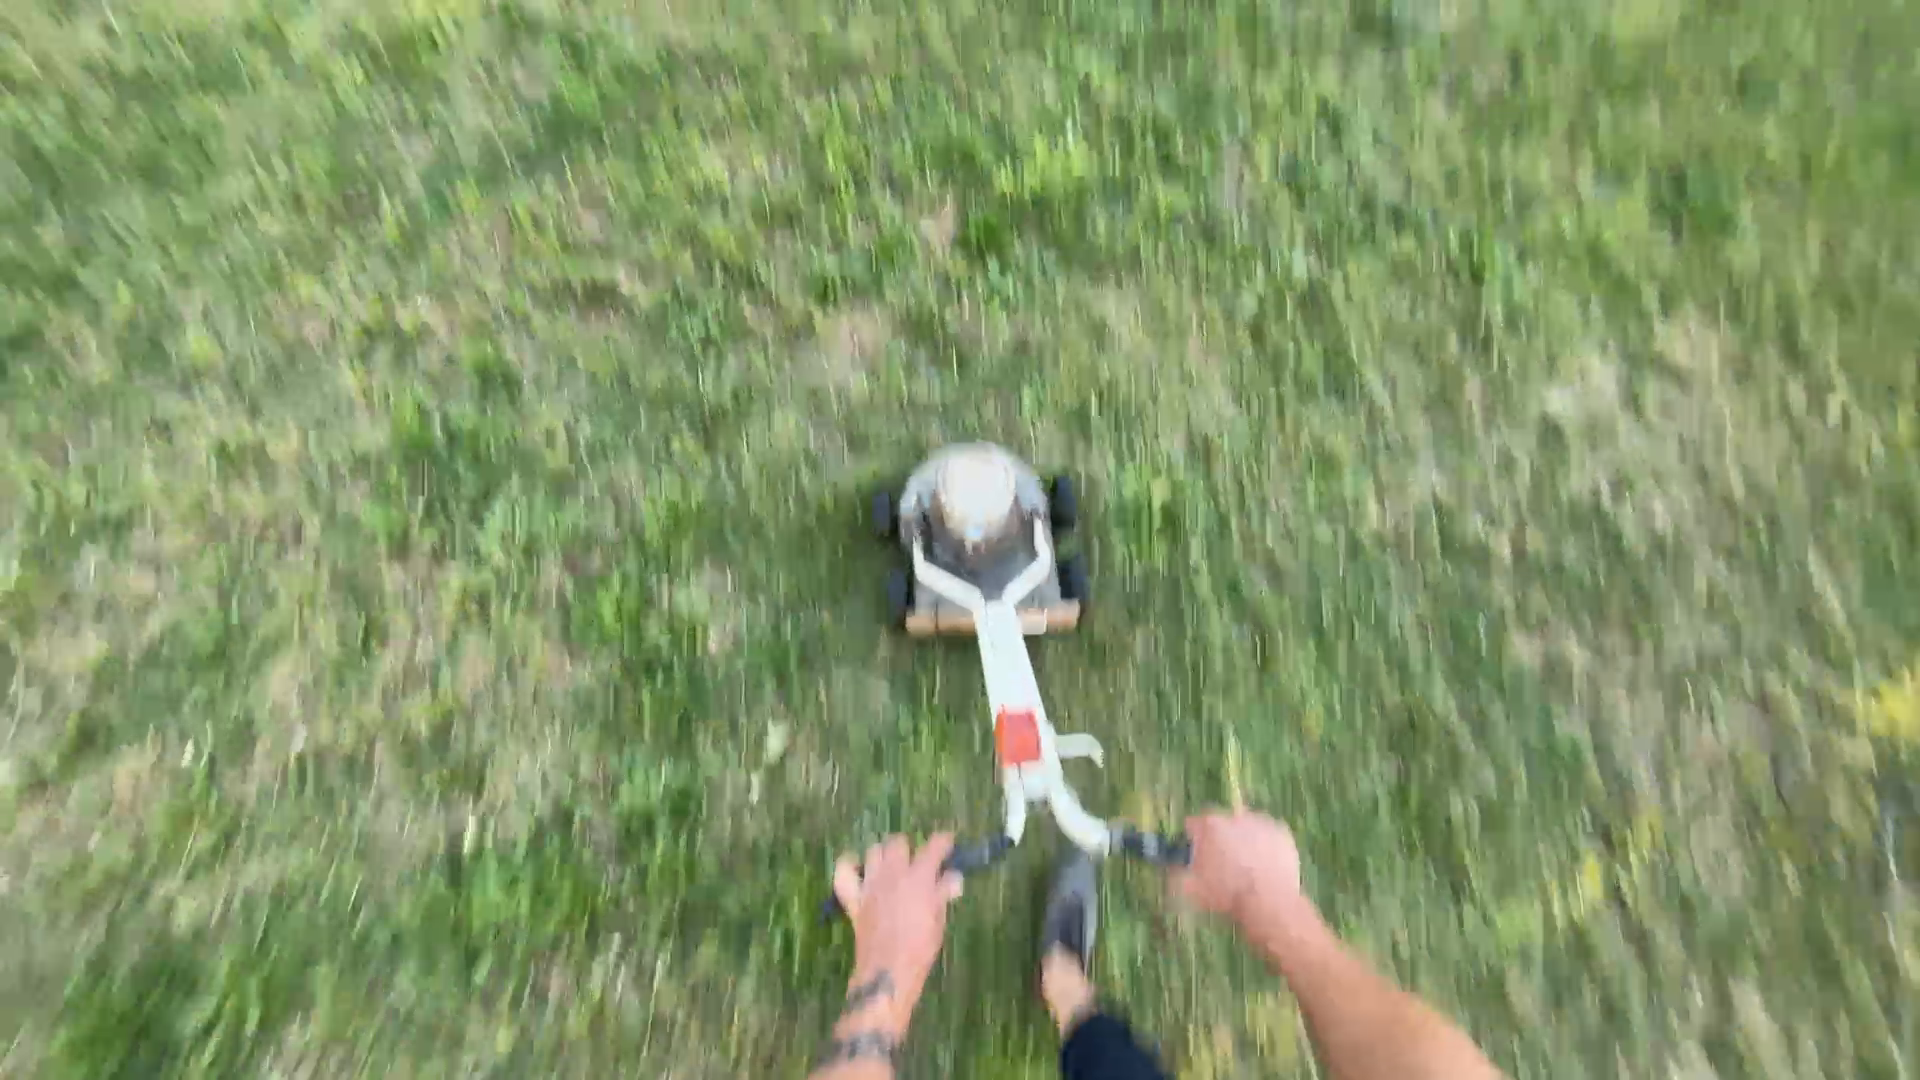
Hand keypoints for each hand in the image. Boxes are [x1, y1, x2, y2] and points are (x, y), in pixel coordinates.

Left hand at [831, 833, 963, 1032]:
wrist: (888, 973)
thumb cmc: (920, 949)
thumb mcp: (939, 921)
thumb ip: (943, 894)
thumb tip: (953, 877)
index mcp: (919, 877)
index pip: (934, 846)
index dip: (943, 841)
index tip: (948, 843)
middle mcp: (894, 873)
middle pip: (898, 842)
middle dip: (908, 848)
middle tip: (915, 862)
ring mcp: (871, 884)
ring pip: (874, 851)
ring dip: (883, 855)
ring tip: (890, 866)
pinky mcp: (854, 898)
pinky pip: (844, 873)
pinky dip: (849, 866)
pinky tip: (859, 871)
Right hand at [1175, 811, 1305, 926]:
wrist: (1270, 904)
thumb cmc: (1227, 896)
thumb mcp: (1192, 888)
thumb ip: (1177, 872)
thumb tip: (1171, 867)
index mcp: (1208, 825)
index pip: (1193, 824)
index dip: (1193, 840)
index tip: (1196, 855)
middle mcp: (1233, 816)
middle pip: (1221, 823)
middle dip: (1220, 838)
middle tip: (1224, 862)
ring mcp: (1260, 821)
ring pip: (1246, 827)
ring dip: (1243, 839)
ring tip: (1248, 866)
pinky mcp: (1281, 831)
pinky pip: (1268, 834)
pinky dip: (1266, 845)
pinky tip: (1266, 865)